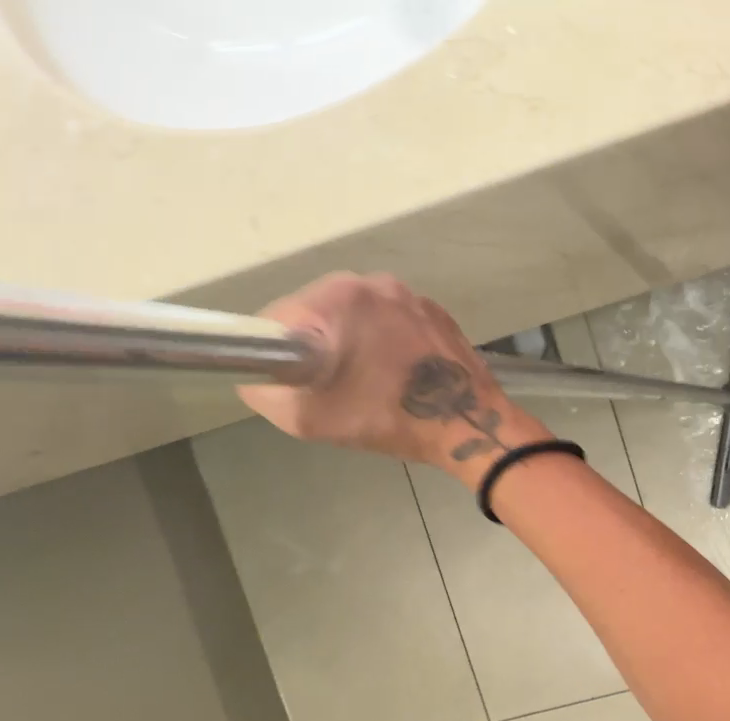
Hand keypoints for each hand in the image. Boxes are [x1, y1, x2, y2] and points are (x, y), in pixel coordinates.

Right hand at [243, 273, 550, 487]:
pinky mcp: (439, 315)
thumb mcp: (306, 417)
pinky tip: (399, 376)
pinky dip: (388, 345)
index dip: (278, 355)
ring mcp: (414, 297)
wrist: (473, 427)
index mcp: (340, 295)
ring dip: (355, 346)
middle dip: (320, 348)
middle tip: (339, 388)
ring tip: (371, 383)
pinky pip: (393, 325)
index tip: (300, 383)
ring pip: (358, 320)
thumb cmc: (390, 419)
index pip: (279, 319)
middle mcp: (377, 284)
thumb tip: (256, 379)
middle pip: (320, 315)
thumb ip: (263, 392)